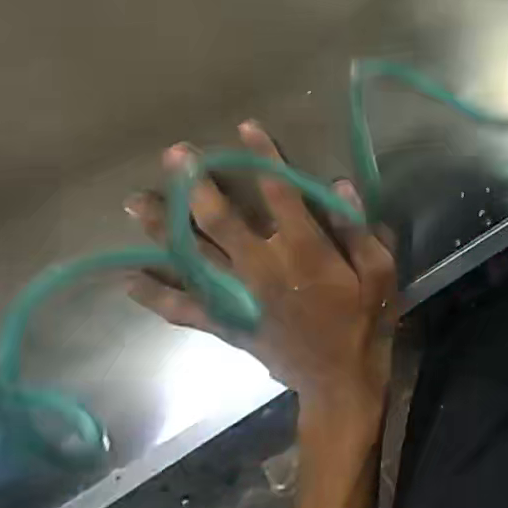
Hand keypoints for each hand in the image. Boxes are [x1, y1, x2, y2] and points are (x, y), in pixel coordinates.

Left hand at [127, 121, 397, 438]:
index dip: (263, 157)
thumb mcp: (379, 271)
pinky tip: (128, 279)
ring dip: (163, 227)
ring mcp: (238, 297)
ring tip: (135, 201)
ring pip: (193, 256)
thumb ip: (357, 229)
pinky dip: (154, 295)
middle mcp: (262, 267)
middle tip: (174, 155)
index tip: (245, 128)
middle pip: (220, 220)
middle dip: (196, 185)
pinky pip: (182, 308)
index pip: (279, 193)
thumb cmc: (364, 318)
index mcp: (303, 250)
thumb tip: (338, 186)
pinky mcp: (225, 323)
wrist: (339, 379)